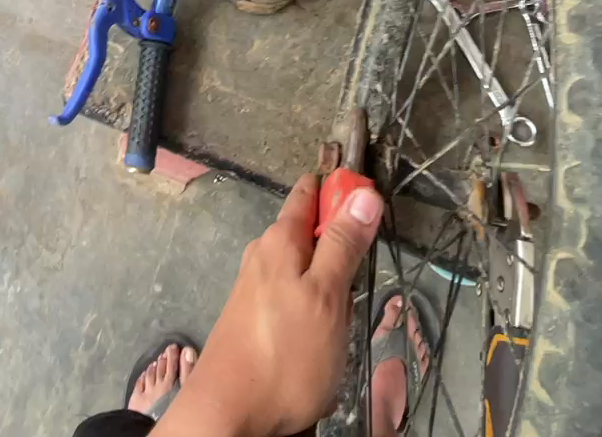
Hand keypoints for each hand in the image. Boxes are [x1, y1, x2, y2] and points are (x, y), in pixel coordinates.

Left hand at [154, 174, 383, 436]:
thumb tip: (364, 192)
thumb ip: (343, 244)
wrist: (230, 412)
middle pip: (307, 227)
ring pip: (302, 263)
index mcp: (280, 238)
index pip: (309, 191)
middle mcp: (263, 252)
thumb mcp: (327, 295)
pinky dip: (313, 299)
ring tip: (347, 308)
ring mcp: (256, 283)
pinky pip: (292, 290)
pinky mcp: (255, 313)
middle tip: (365, 272)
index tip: (371, 201)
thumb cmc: (285, 352)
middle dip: (338, 240)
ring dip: (328, 276)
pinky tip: (323, 327)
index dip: (341, 190)